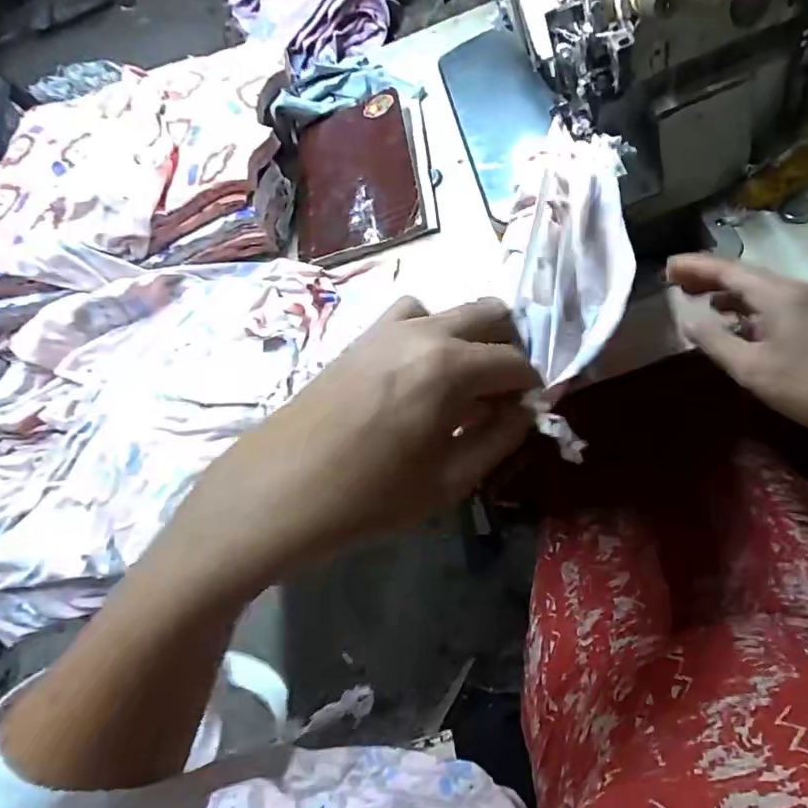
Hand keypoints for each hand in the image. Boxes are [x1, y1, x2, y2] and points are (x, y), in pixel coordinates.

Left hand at [146, 296, 538, 593]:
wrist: (275, 494)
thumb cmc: (369, 498)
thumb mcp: (450, 480)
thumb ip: (500, 439)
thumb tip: (526, 410)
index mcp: (451, 367)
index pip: (517, 363)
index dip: (532, 389)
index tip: (529, 415)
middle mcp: (424, 332)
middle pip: (492, 314)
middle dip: (509, 350)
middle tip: (502, 396)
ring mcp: (387, 328)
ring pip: (452, 310)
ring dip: (472, 338)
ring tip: (463, 385)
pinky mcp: (360, 337)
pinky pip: (412, 316)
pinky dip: (432, 333)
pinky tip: (420, 374)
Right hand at [666, 254, 807, 486]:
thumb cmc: (806, 387)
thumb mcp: (751, 369)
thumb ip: (715, 341)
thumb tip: (686, 319)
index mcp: (777, 294)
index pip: (727, 269)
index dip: (695, 266)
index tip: (667, 267)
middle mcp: (794, 289)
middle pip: (744, 274)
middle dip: (708, 275)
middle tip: (676, 280)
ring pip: (759, 288)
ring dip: (727, 291)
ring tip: (698, 298)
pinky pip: (773, 302)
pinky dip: (747, 306)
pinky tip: (735, 321)